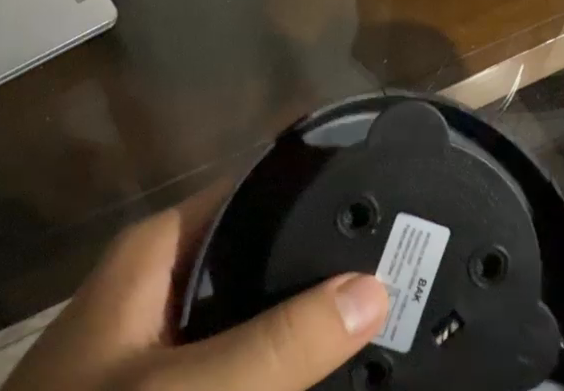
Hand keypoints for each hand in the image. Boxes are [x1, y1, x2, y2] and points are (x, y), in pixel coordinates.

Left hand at [3, 187, 388, 390]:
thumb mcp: (189, 389)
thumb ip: (281, 342)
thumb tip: (374, 289)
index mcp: (158, 252)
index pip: (253, 191)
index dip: (318, 192)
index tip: (390, 201)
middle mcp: (161, 284)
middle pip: (259, 253)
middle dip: (323, 266)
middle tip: (405, 272)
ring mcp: (160, 343)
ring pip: (252, 315)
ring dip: (303, 324)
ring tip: (382, 326)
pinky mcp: (166, 384)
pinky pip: (237, 364)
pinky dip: (276, 367)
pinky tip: (322, 376)